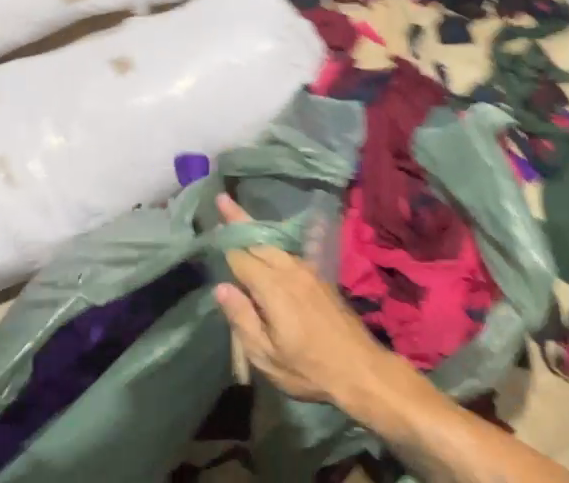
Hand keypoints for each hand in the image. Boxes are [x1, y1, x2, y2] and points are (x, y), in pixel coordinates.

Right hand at [212, 193, 397, 405]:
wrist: (358, 367)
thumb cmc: (307, 368)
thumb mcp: (266, 355)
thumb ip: (242, 319)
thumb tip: (221, 287)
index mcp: (274, 288)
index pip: (242, 258)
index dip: (225, 247)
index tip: (210, 232)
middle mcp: (291, 270)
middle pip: (260, 242)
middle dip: (239, 224)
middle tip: (222, 202)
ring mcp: (309, 271)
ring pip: (276, 247)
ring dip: (257, 236)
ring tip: (239, 222)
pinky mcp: (320, 277)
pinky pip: (291, 255)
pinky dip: (274, 249)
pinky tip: (268, 252)